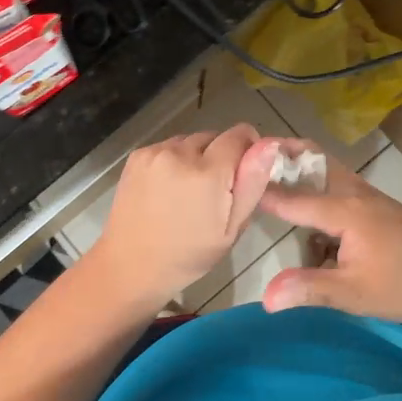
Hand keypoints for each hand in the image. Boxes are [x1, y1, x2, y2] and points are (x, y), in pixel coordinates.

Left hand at [84, 124, 281, 305]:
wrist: (131, 265)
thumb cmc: (189, 255)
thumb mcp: (231, 229)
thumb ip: (252, 183)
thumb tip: (270, 144)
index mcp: (207, 173)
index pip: (239, 135)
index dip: (248, 149)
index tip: (245, 174)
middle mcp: (179, 153)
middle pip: (214, 137)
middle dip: (220, 157)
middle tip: (215, 192)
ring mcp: (154, 152)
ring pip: (190, 141)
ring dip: (196, 157)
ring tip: (189, 192)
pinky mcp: (137, 156)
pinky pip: (168, 147)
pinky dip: (174, 160)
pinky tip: (168, 188)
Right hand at [256, 143, 401, 330]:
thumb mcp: (356, 294)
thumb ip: (309, 289)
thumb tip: (264, 298)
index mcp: (345, 210)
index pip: (289, 195)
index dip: (257, 187)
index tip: (225, 177)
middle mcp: (355, 194)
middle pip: (313, 162)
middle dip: (282, 157)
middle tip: (246, 162)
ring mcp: (371, 200)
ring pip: (327, 174)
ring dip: (300, 171)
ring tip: (268, 183)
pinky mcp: (380, 211)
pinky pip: (339, 190)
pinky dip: (317, 191)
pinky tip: (309, 221)